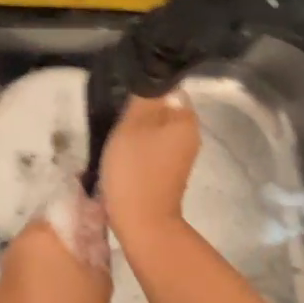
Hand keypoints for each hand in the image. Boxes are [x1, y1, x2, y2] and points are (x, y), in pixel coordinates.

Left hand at [0, 196, 110, 302]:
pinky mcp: (8, 274)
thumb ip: (99, 245)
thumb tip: (96, 223)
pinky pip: (35, 256)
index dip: (91, 203)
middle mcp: (26, 233)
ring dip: (63, 246)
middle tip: (98, 249)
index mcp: (48, 228)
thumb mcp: (100, 280)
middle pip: (57, 217)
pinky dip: (49, 263)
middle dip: (76, 227)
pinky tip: (64, 285)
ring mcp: (14, 254)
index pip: (72, 197)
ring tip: (83, 270)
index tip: (106, 216)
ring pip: (45, 238)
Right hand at [99, 94, 201, 238]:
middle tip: (114, 114)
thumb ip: (144, 97)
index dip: (144, 88)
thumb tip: (153, 78)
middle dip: (138, 110)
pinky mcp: (168, 172)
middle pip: (161, 109)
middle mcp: (189, 134)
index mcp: (185, 119)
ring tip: (114, 133)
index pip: (167, 88)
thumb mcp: (132, 125)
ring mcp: (180, 155)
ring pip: (155, 129)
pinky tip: (121, 154)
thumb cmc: (136, 170)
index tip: (124, 95)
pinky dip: (138, 147)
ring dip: (135, 129)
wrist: (142, 224)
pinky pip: (152, 148)